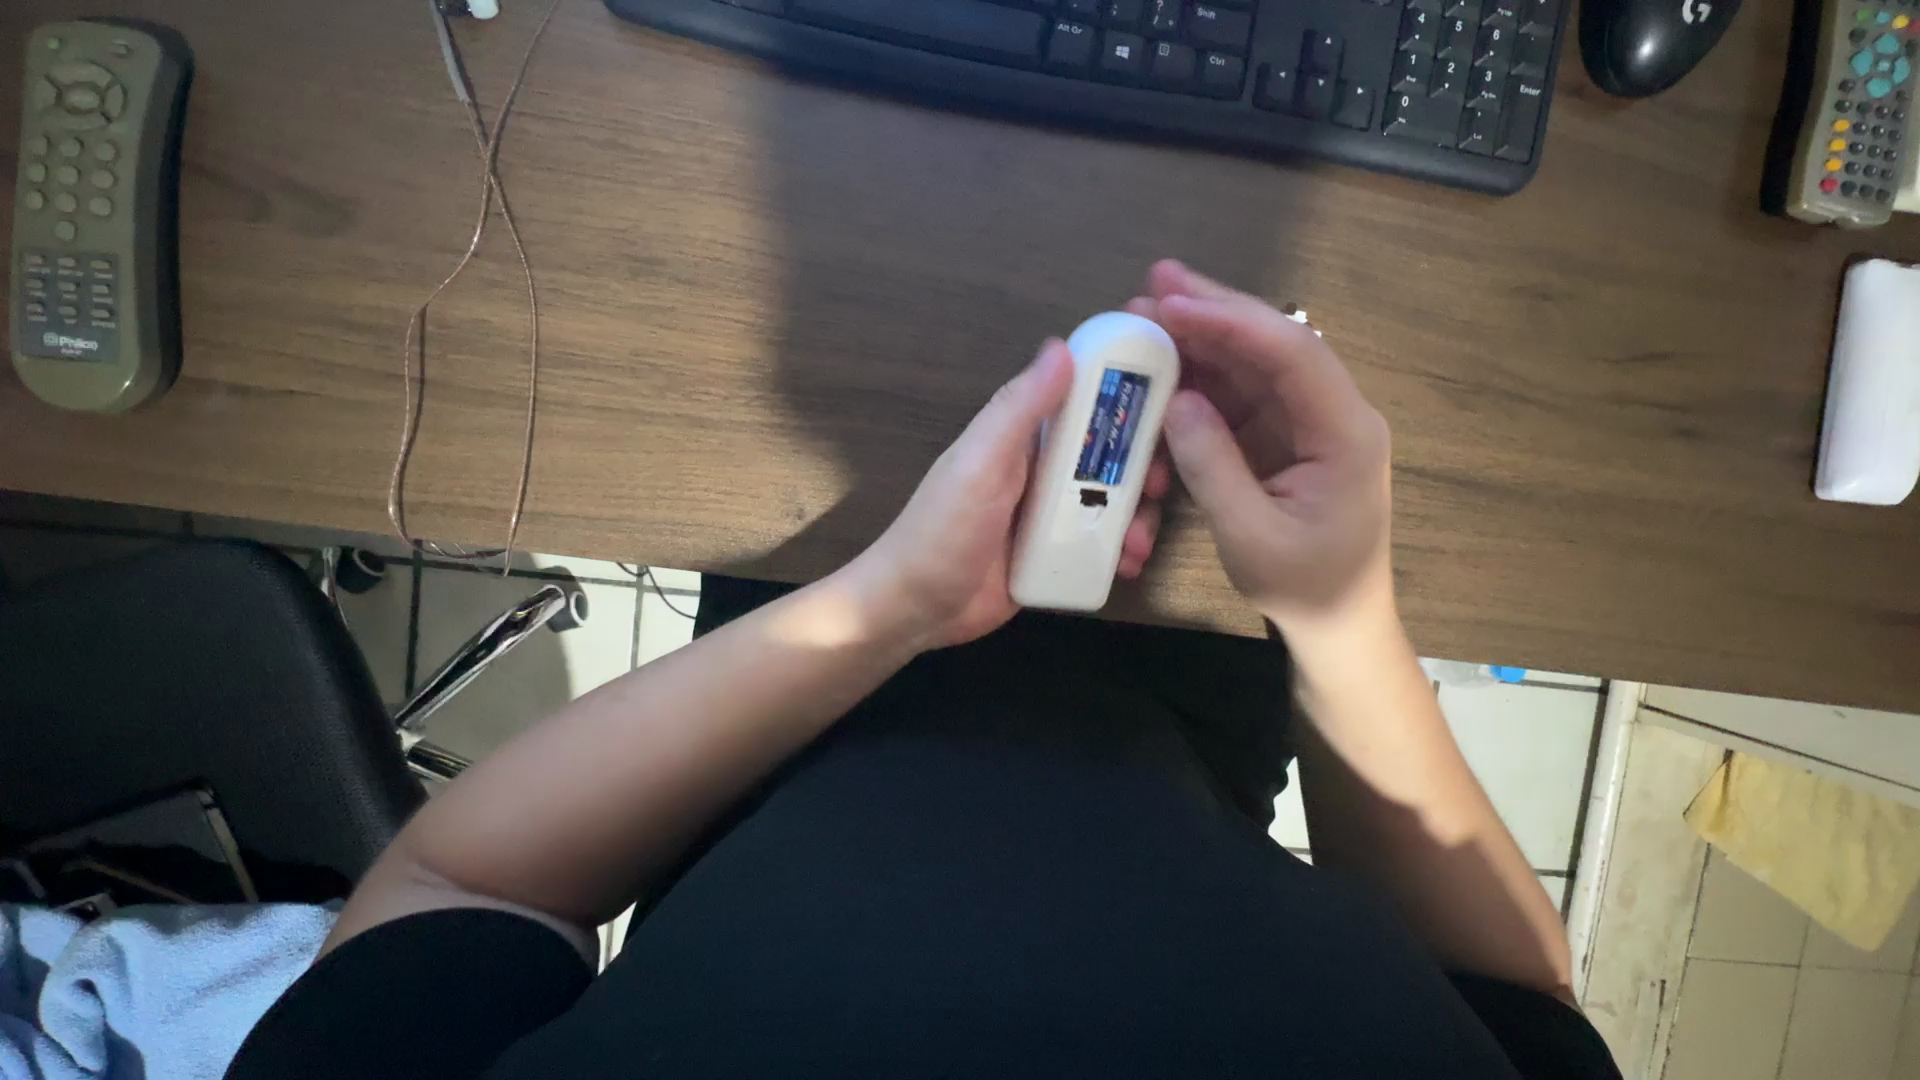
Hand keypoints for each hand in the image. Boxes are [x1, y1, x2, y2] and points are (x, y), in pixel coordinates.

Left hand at [845, 337, 1171, 649]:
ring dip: (1137, 517)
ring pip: (1112, 504)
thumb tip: (1061, 347)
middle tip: (1160, 486)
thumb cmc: (941, 530)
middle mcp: (1041, 474)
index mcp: (1022, 440)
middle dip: (1142, 469)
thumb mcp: (979, 464)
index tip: (1168, 408)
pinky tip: (1128, 566)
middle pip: (1109, 458)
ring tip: (1138, 541)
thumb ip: (1018, 410)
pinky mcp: (1055, 558)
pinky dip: (1120, 552)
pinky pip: (1100, 547)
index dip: (1125, 403)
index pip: (1083, 406)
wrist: (915, 609)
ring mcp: (1050, 519)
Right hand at [1149, 260, 1394, 633]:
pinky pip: (1238, 398)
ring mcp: (1304, 424)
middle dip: (1214, 310)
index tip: (1172, 306)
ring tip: (1149, 313)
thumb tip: (1176, 402)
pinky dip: (1199, 380)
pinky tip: (1167, 364)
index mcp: (1344, 433)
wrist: (1338, 622)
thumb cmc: (1305, 587)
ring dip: (1201, 338)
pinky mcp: (1281, 439)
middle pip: (1271, 344)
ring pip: (1251, 364)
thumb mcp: (1251, 536)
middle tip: (1156, 279)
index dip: (1230, 323)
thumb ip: (1213, 467)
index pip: (1291, 355)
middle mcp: (1330, 413)